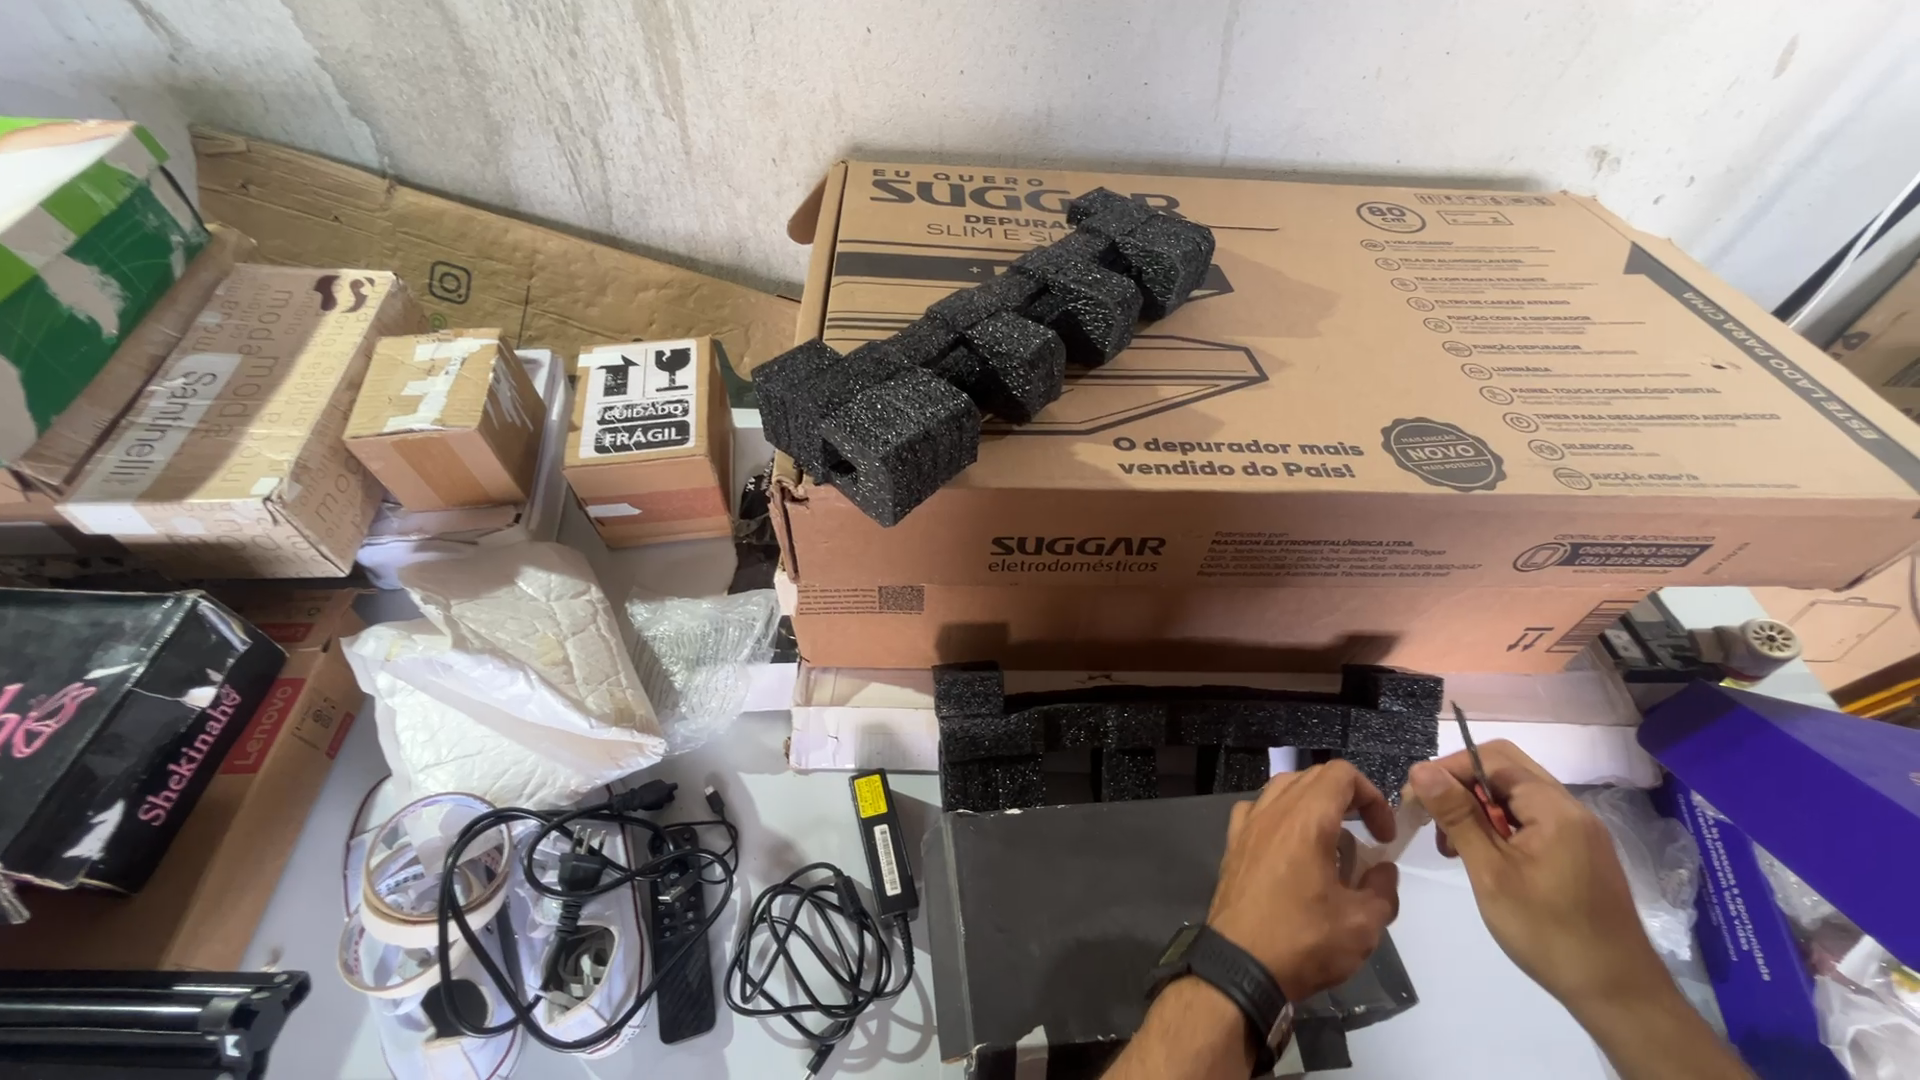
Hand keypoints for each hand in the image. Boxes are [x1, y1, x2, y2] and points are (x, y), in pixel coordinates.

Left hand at [1207, 761, 1399, 1001]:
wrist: (1239, 964)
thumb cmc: (1303, 940)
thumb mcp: (1363, 924)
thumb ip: (1382, 889)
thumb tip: (1382, 871)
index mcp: (1306, 819)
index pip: (1340, 774)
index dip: (1372, 795)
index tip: (1384, 835)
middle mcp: (1272, 811)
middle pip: (1312, 777)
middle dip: (1346, 799)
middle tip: (1365, 837)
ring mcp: (1247, 825)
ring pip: (1282, 789)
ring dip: (1312, 805)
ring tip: (1331, 843)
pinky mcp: (1232, 844)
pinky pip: (1257, 811)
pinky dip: (1279, 818)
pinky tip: (1290, 849)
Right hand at [1408, 741, 1667, 1012]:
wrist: (1618, 994)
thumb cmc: (1548, 932)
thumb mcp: (1490, 872)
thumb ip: (1457, 815)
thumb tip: (1421, 768)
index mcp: (1554, 808)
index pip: (1490, 759)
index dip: (1447, 770)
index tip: (1416, 801)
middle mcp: (1571, 809)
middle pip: (1505, 768)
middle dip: (1461, 784)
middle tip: (1433, 818)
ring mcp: (1579, 831)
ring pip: (1516, 793)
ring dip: (1477, 806)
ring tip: (1453, 844)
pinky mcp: (1579, 852)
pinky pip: (1531, 817)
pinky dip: (1499, 825)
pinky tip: (1483, 855)